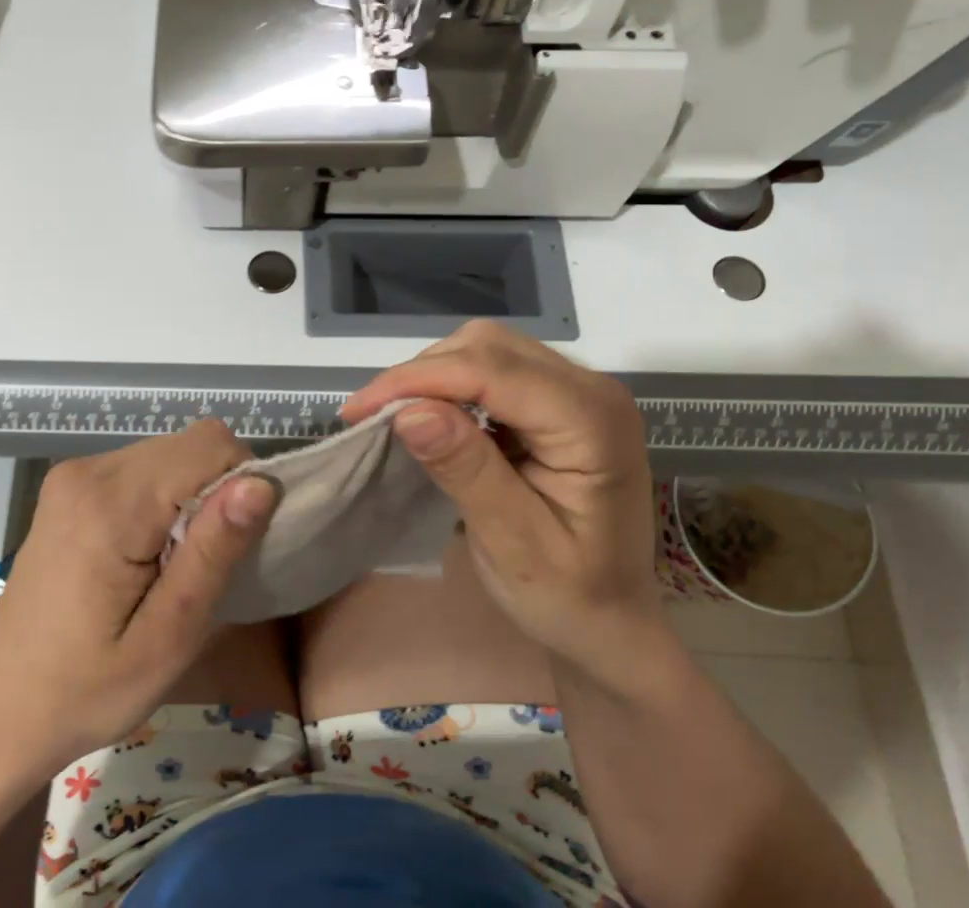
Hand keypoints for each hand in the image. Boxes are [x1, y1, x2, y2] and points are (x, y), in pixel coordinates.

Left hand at [0, 421, 277, 778]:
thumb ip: (212, 553)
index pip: (210, 446)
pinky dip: (161, 502)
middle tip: (204, 568)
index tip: (239, 548)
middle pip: (189, 446)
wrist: (10, 710)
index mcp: (110, 507)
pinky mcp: (66, 490)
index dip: (244, 485)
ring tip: (175, 569)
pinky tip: (148, 558)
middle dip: (217, 494)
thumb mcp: (168, 638)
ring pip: (167, 455)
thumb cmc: (91, 690)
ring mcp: (70, 478)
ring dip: (189, 499)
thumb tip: (260, 482)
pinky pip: (139, 471)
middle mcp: (85, 473)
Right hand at [342, 321, 663, 677]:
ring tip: (392, 419)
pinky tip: (430, 421)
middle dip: (420, 374)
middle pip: (489, 347)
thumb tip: (411, 411)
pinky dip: (451, 388)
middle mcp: (592, 391)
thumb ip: (468, 470)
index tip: (357, 411)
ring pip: (487, 351)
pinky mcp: (560, 404)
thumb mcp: (513, 543)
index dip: (417, 380)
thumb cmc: (568, 595)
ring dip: (433, 377)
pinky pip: (495, 372)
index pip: (491, 372)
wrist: (611, 621)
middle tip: (370, 418)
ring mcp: (579, 394)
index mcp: (593, 423)